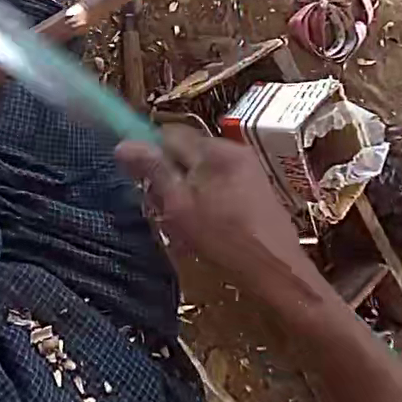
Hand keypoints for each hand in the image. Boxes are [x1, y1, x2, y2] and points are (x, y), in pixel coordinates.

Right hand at [114, 127, 327, 307]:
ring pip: (203, 165)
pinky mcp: (257, 183)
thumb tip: (123, 145)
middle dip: (169, 171)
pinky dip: (207, 191)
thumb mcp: (180, 208)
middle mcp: (232, 148)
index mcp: (213, 149)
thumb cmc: (224, 240)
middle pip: (186, 148)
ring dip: (187, 183)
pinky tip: (207, 220)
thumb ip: (154, 172)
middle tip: (162, 205)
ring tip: (184, 217)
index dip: (149, 153)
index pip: (168, 133)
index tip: (140, 181)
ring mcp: (248, 164)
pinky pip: (221, 176)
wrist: (277, 269)